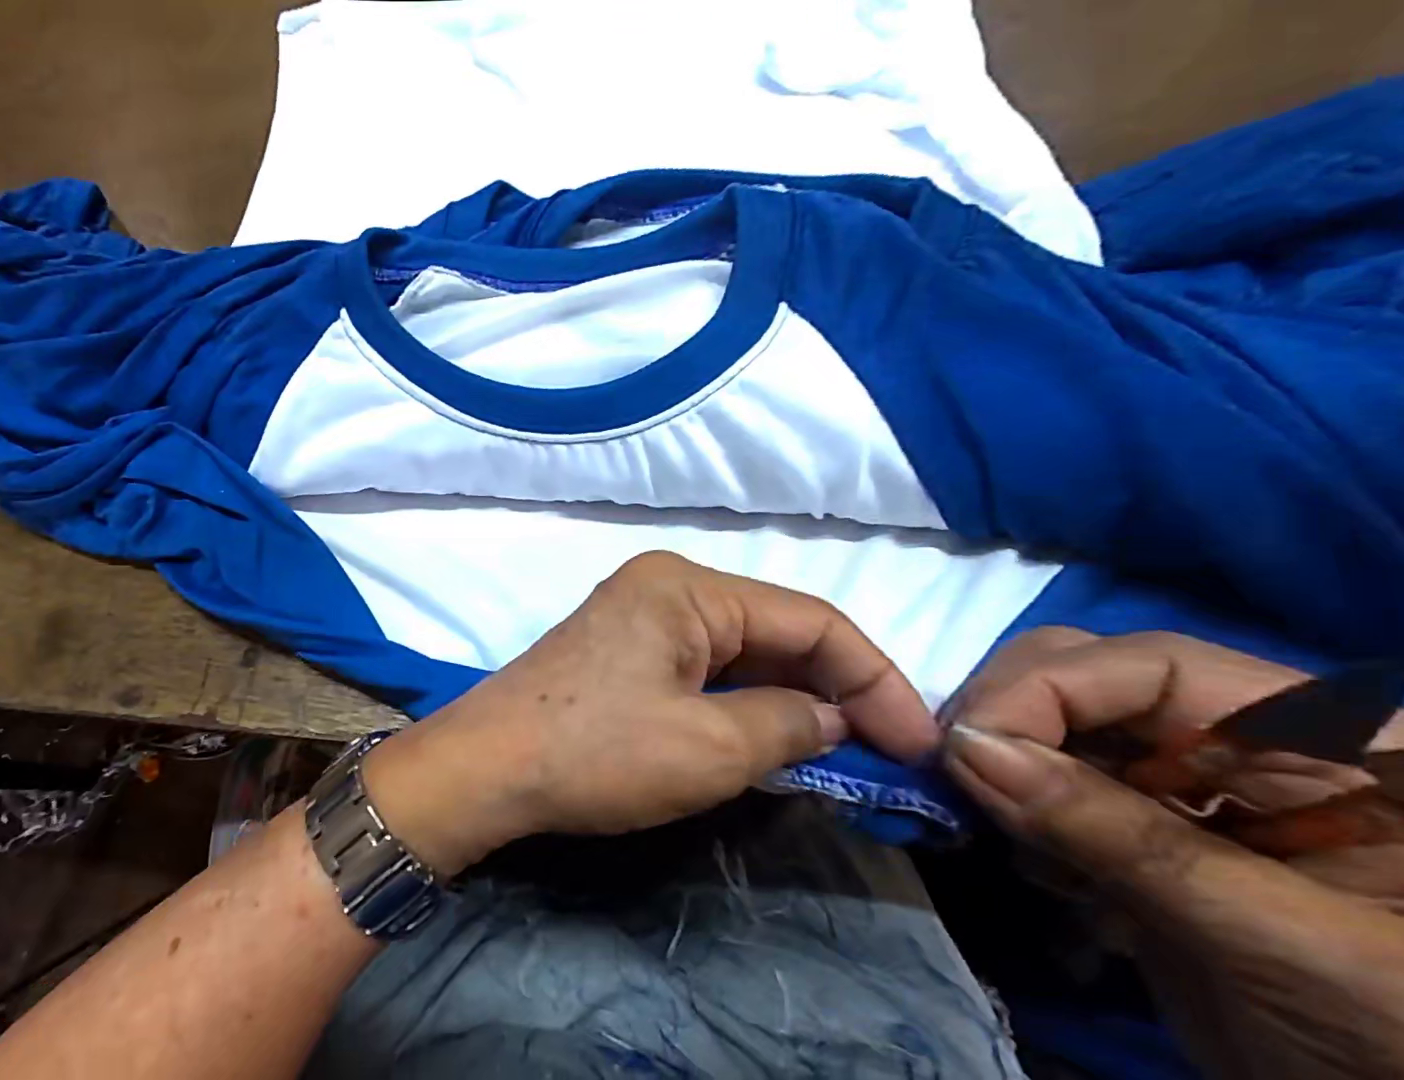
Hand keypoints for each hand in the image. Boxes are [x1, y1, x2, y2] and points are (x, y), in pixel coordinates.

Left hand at [362, 551, 939, 876]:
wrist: (485, 771)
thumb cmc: (596, 753)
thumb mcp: (709, 748)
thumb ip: (788, 725)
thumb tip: (832, 718)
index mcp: (689, 587)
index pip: (812, 619)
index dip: (875, 679)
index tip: (918, 744)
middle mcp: (668, 587)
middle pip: (778, 632)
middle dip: (836, 689)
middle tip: (889, 755)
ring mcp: (643, 619)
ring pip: (744, 654)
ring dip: (794, 700)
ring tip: (847, 754)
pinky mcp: (626, 653)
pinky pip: (707, 670)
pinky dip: (748, 704)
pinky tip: (778, 739)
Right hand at [941, 628, 1403, 1079]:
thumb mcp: (1305, 955)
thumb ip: (1131, 841)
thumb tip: (967, 750)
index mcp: (1343, 748)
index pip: (1155, 667)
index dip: (1046, 688)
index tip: (963, 747)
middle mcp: (1259, 754)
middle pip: (1096, 685)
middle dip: (1013, 721)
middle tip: (958, 784)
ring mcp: (1204, 808)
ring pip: (1062, 740)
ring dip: (1008, 779)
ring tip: (1014, 849)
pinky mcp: (1159, 858)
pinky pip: (1060, 808)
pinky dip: (1026, 832)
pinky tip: (1049, 884)